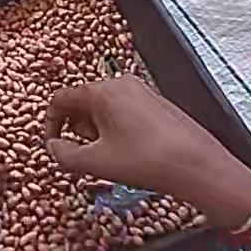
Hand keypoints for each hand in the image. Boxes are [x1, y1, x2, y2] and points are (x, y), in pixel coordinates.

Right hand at [43, 78, 250, 228]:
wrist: (199, 167)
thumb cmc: (146, 161)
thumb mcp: (96, 163)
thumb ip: (64, 154)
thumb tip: (53, 147)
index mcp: (103, 91)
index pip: (62, 99)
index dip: (51, 123)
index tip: (52, 145)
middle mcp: (122, 84)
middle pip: (83, 101)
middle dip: (76, 128)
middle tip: (84, 155)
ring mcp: (142, 92)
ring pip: (104, 108)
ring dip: (96, 131)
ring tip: (108, 157)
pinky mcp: (157, 104)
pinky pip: (124, 111)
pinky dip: (116, 130)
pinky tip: (128, 153)